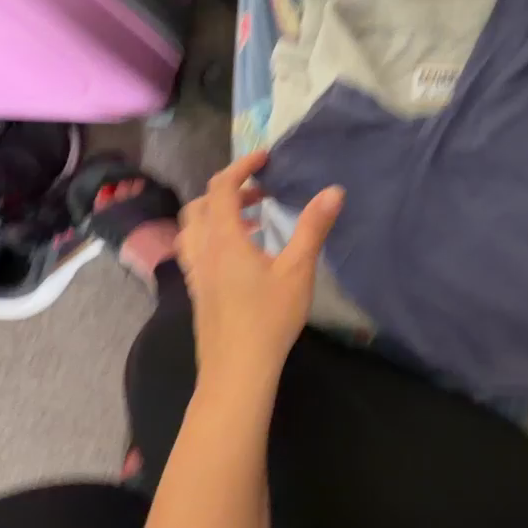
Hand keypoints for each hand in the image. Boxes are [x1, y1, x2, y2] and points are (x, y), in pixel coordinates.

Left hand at [177, 151, 343, 401]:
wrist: (237, 369)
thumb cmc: (269, 317)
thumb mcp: (298, 270)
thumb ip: (313, 227)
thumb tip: (334, 191)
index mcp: (224, 238)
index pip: (223, 188)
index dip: (242, 167)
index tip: (265, 158)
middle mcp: (203, 250)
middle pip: (202, 205)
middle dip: (229, 190)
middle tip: (261, 191)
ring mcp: (195, 272)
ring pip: (194, 228)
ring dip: (218, 214)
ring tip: (253, 221)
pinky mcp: (197, 291)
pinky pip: (197, 249)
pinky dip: (215, 237)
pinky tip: (242, 256)